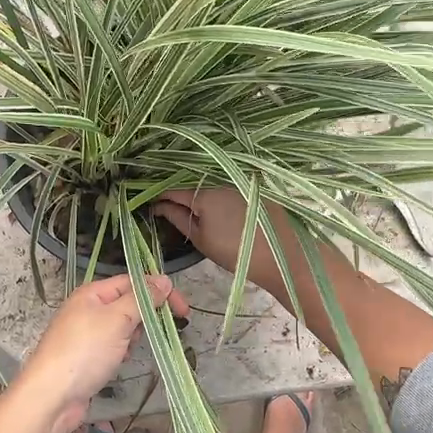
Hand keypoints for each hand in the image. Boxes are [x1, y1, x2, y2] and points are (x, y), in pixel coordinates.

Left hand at [18, 273, 188, 429]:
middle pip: (129, 303)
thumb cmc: (84, 352)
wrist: (51, 397)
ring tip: (128, 350)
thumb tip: (164, 280)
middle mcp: (88, 309)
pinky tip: (120, 362)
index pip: (134, 282)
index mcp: (93, 293)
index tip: (183, 311)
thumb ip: (142, 298)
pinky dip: (122, 351)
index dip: (160, 292)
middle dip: (146, 316)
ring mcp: (86, 334)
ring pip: (123, 326)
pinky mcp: (87, 356)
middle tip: (157, 332)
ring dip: (134, 336)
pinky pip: (114, 345)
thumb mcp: (118, 319)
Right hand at [153, 188, 305, 293]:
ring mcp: (238, 179)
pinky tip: (214, 207)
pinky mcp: (253, 184)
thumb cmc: (237, 252)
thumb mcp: (201, 239)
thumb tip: (158, 206)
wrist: (282, 254)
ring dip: (197, 192)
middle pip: (191, 182)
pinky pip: (226, 184)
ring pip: (209, 182)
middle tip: (166, 207)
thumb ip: (177, 218)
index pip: (172, 188)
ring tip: (189, 208)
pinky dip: (215, 192)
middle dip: (177, 192)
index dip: (158, 196)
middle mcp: (219, 178)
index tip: (149, 205)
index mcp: (203, 192)